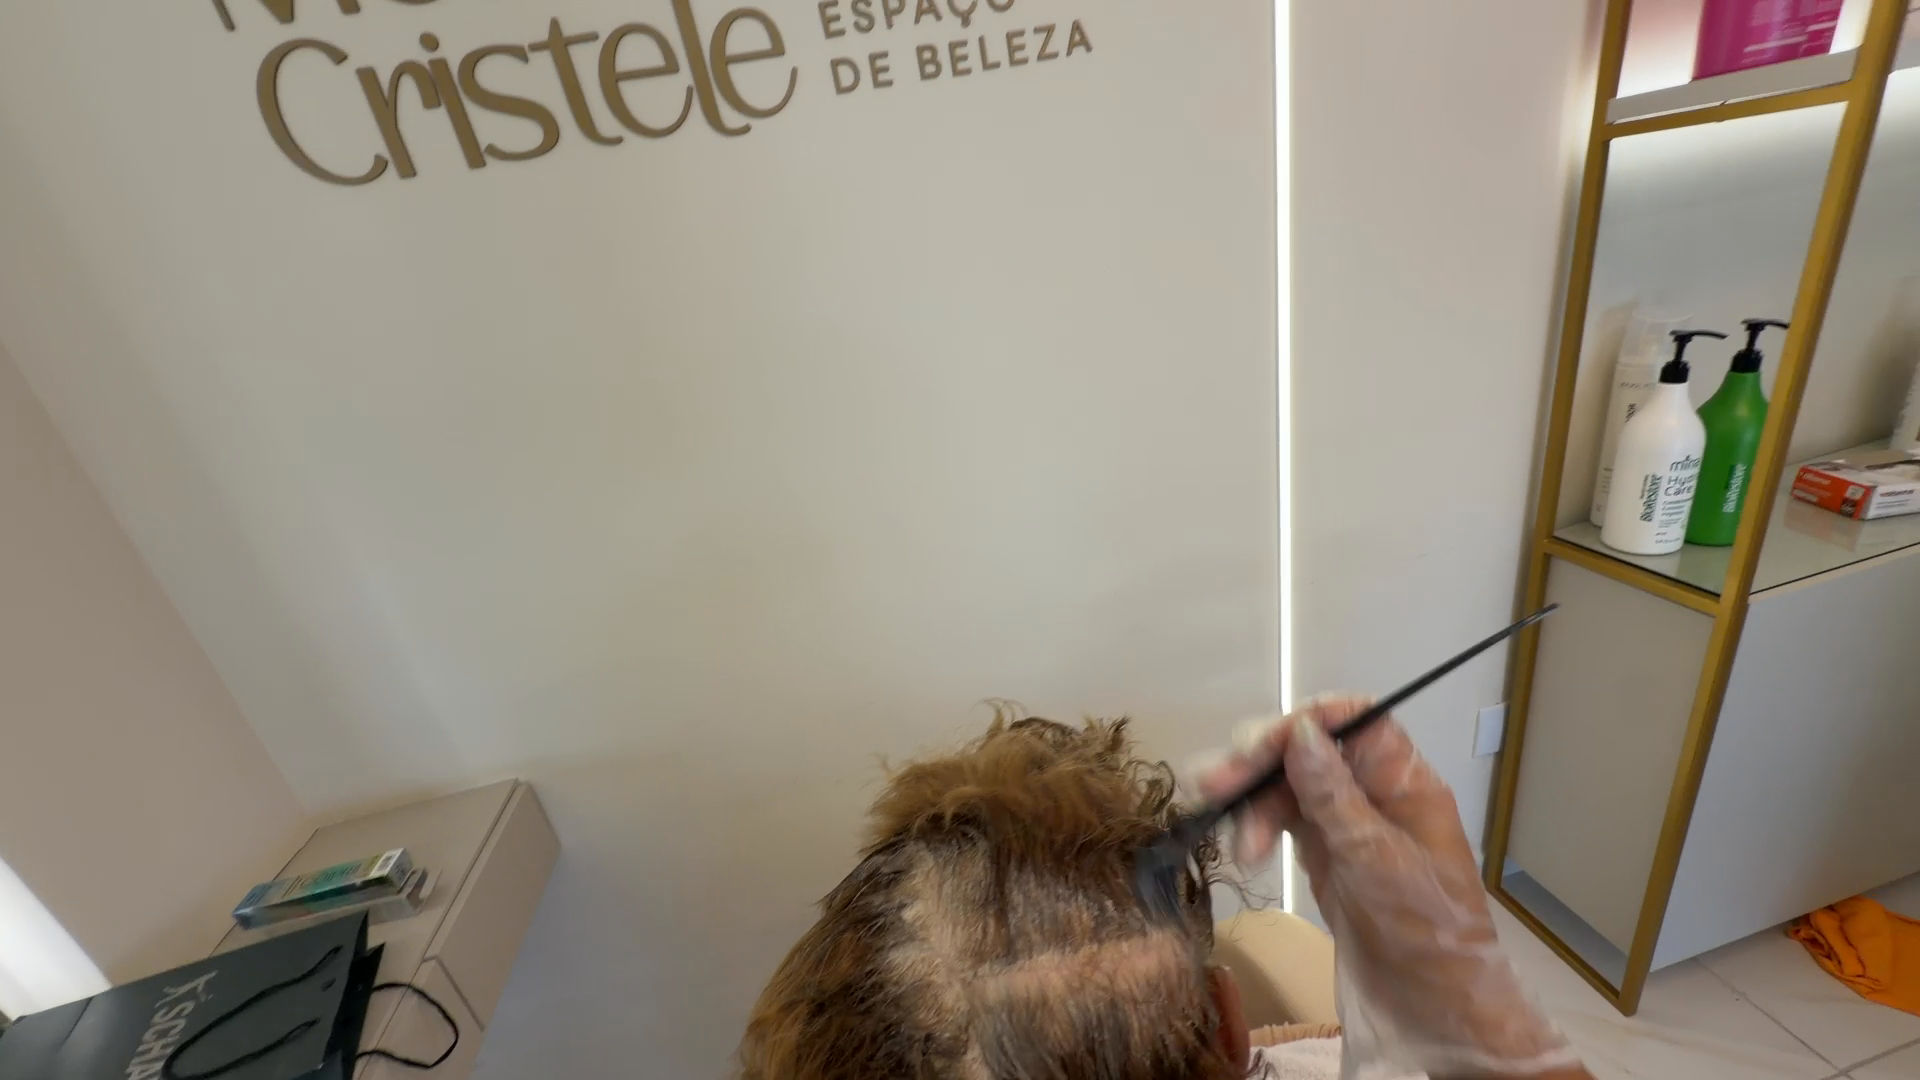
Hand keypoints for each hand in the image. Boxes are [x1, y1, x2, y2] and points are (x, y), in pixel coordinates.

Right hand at [1203, 697, 1583, 1078]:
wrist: (1431, 1012)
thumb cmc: (1422, 932)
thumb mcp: (1376, 859)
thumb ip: (1333, 794)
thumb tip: (1300, 729)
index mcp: (1400, 781)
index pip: (1352, 721)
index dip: (1306, 720)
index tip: (1262, 743)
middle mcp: (1367, 789)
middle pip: (1304, 749)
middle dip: (1258, 762)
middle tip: (1215, 783)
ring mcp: (1339, 817)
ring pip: (1282, 781)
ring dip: (1246, 796)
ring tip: (1210, 808)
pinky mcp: (1317, 844)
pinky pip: (1275, 815)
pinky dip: (1251, 823)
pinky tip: (1238, 845)